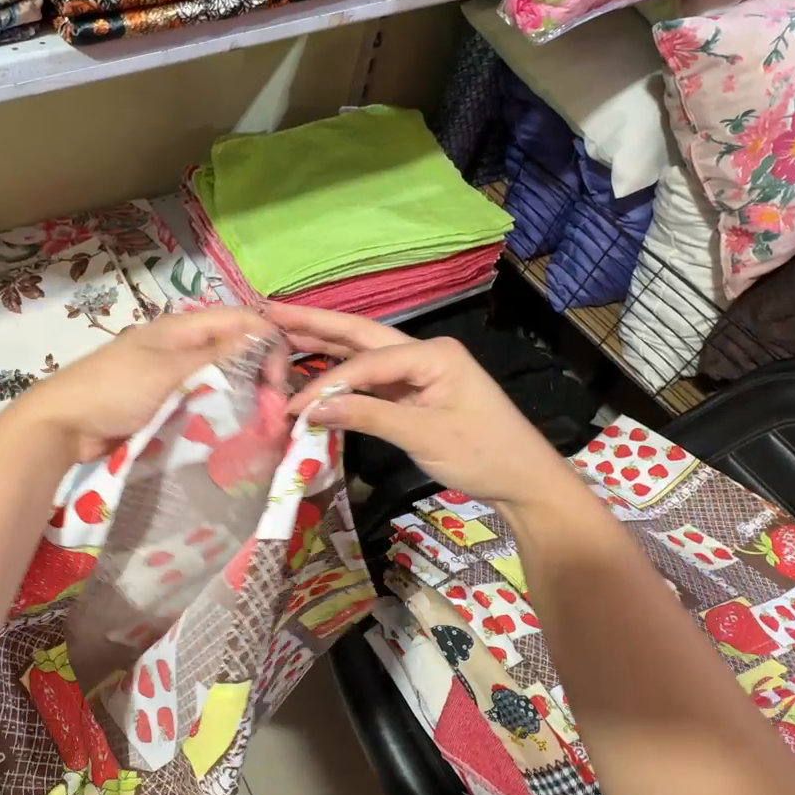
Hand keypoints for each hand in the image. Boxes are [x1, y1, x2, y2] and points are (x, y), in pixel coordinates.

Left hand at [11, 307, 274, 462]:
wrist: (62, 427)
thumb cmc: (113, 390)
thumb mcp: (168, 371)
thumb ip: (216, 356)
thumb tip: (262, 336)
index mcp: (180, 327)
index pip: (240, 321)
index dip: (266, 343)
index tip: (277, 382)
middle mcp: (179, 346)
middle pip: (234, 350)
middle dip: (258, 373)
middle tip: (271, 411)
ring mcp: (171, 375)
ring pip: (220, 378)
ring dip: (242, 395)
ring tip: (258, 423)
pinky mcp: (163, 403)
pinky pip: (201, 401)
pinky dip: (220, 411)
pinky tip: (232, 430)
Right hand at [269, 304, 573, 508]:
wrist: (525, 482)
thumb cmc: (484, 454)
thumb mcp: (426, 435)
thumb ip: (368, 416)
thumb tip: (311, 408)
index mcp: (432, 354)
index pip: (365, 362)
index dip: (324, 382)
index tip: (291, 405)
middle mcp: (422, 352)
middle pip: (359, 334)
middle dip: (314, 324)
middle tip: (270, 313)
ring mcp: (418, 371)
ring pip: (361, 352)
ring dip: (323, 343)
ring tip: (280, 331)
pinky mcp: (413, 392)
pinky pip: (368, 377)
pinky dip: (339, 373)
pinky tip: (312, 368)